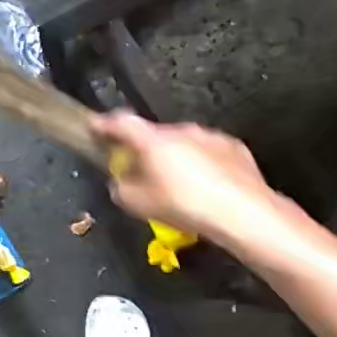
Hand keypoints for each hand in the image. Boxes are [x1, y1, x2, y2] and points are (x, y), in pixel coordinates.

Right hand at [92, 112, 302, 249]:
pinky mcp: (232, 147)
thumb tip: (120, 180)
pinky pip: (207, 153)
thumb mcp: (136, 204)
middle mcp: (181, 131)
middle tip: (142, 174)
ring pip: (182, 144)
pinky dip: (200, 165)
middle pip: (154, 136)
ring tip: (177, 188)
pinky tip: (204, 188)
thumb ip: (121, 187)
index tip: (96, 127)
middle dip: (145, 151)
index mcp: (153, 141)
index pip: (121, 123)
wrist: (241, 213)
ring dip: (175, 159)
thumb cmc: (184, 206)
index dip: (104, 125)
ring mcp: (209, 136)